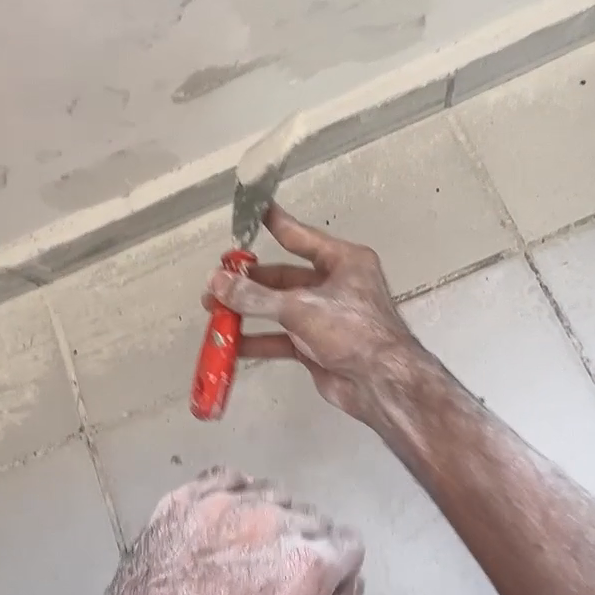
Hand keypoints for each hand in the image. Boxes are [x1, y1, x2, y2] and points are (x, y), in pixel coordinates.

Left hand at [92, 468, 364, 594]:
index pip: (348, 544)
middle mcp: (270, 521)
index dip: (335, 573)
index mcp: (305, 566)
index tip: (314, 594)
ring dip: (270, 523)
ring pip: (273, 496)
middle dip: (305, 548)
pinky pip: (229, 479)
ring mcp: (223, 504)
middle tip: (274, 587)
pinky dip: (235, 499)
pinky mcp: (185, 499)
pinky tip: (223, 532)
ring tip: (243, 562)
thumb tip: (350, 585)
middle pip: (312, 519)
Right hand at [206, 205, 436, 429]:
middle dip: (249, 281)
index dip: (275, 224)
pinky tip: (231, 343)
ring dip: (248, 311)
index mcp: (344, 261)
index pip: (301, 237)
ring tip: (213, 310)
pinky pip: (280, 338)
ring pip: (279, 308)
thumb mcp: (300, 307)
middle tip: (216, 280)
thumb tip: (217, 282)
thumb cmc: (352, 331)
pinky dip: (257, 340)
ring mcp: (325, 316)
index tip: (253, 210)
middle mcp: (334, 284)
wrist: (381, 384)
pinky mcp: (316, 346)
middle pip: (283, 277)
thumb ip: (255, 296)